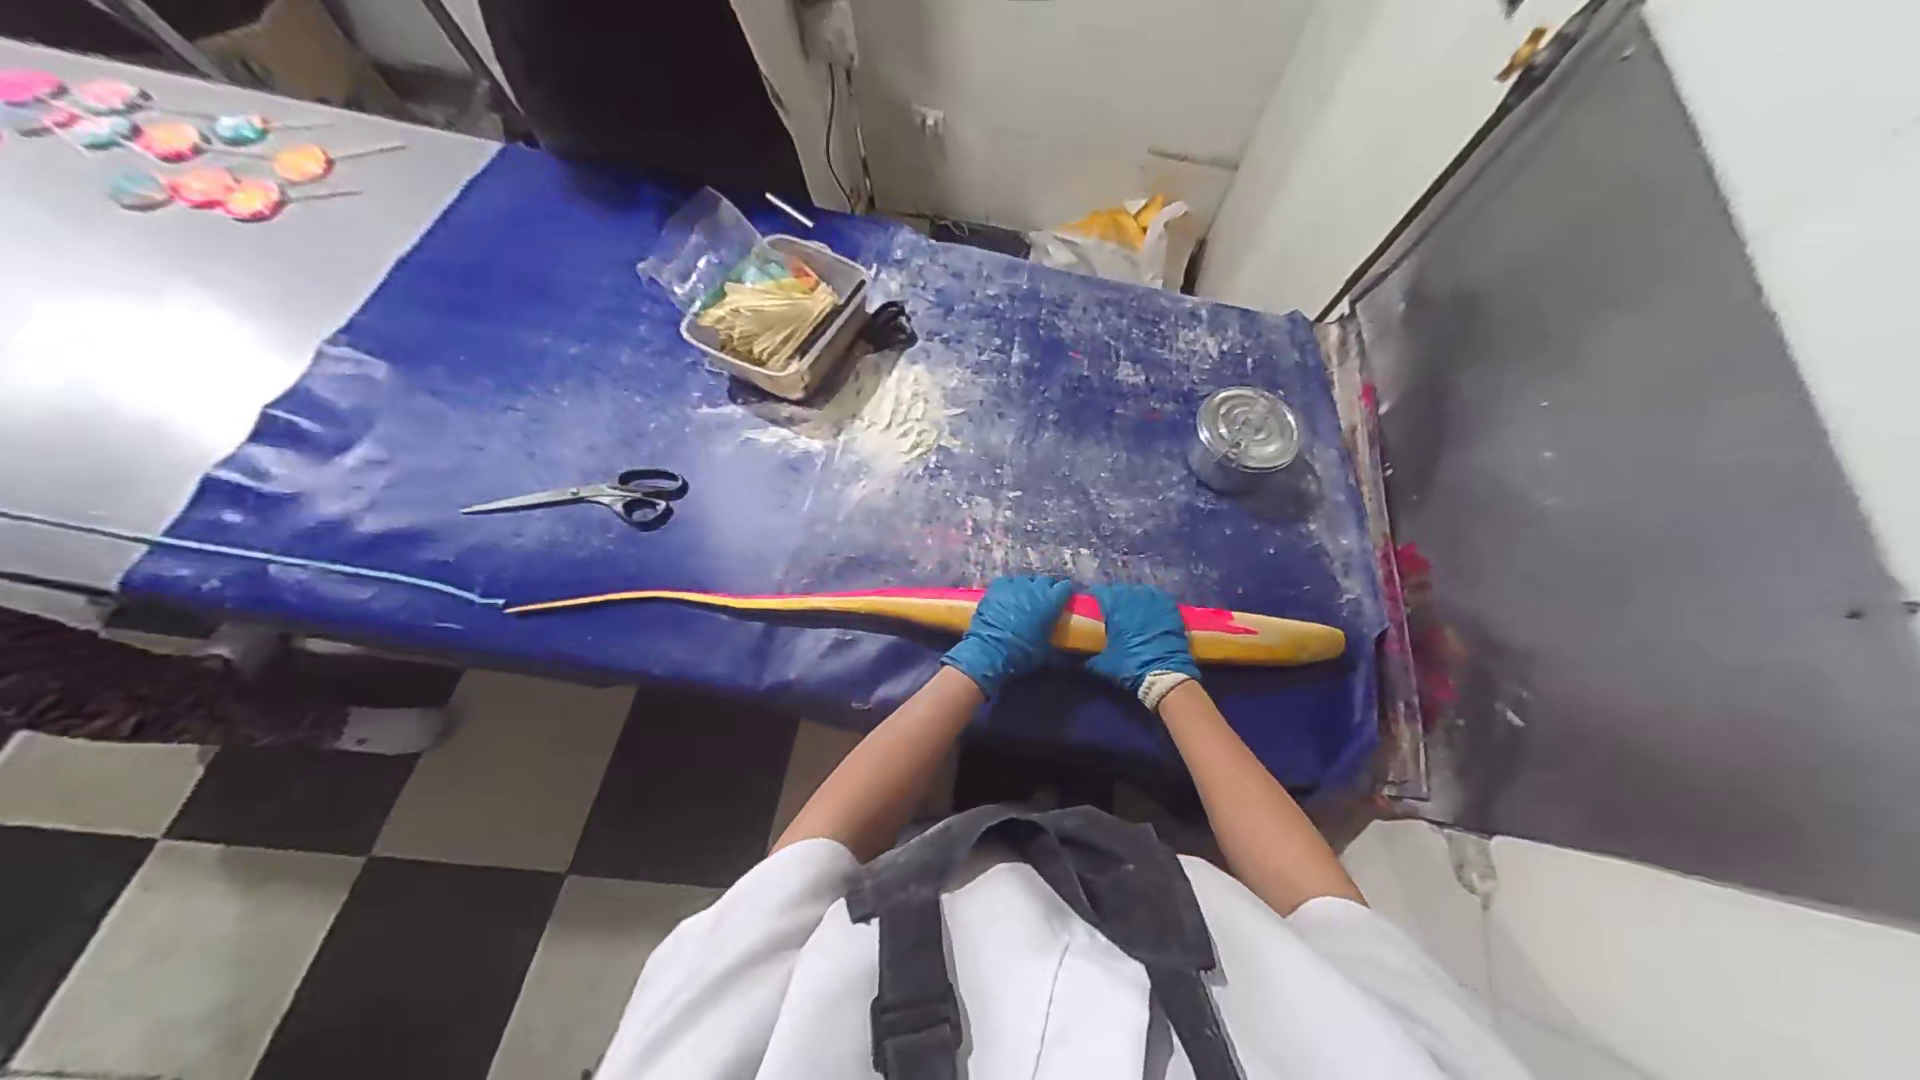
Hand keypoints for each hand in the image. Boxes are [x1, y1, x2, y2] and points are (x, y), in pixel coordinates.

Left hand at [941, 575, 1074, 695]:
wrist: (991, 650)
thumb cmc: (1022, 653)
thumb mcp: (1046, 651)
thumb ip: (1056, 644)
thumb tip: (1066, 656)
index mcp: (1051, 601)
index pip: (1065, 587)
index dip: (1065, 592)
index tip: (1063, 598)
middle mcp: (1036, 588)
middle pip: (1045, 581)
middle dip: (1046, 588)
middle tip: (1043, 600)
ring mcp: (1015, 585)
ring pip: (1025, 580)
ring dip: (1027, 588)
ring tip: (1023, 599)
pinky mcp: (997, 586)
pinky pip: (1007, 582)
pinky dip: (1008, 588)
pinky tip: (1005, 597)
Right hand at [1085, 584, 1201, 701]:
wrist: (1164, 673)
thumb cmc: (1130, 666)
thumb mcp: (1104, 665)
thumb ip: (1091, 660)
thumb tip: (1083, 662)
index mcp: (1114, 610)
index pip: (1101, 591)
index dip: (1097, 593)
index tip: (1094, 599)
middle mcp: (1133, 600)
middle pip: (1121, 588)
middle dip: (1115, 594)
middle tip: (1113, 605)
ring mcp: (1154, 602)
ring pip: (1141, 590)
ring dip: (1135, 595)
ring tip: (1133, 605)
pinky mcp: (1171, 609)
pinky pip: (1159, 597)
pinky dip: (1154, 600)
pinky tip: (1152, 607)